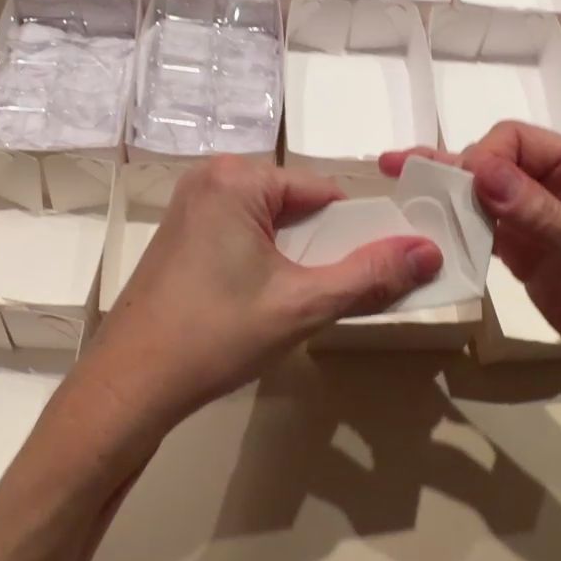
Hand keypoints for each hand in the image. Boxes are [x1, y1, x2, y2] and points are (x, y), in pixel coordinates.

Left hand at [83, 157, 441, 432]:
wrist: (131, 383)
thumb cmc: (215, 335)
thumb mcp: (302, 305)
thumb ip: (369, 275)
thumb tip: (430, 251)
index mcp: (237, 178)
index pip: (323, 193)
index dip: (354, 232)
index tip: (373, 271)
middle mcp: (210, 177)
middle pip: (295, 205)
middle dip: (321, 247)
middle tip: (332, 294)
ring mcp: (189, 205)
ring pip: (268, 222)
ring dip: (294, 258)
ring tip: (298, 303)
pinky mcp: (179, 234)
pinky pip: (240, 233)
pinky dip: (263, 260)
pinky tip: (264, 301)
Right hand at [383, 123, 560, 399]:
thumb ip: (540, 214)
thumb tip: (480, 169)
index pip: (518, 140)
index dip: (484, 156)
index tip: (459, 188)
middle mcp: (558, 189)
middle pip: (494, 163)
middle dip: (451, 168)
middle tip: (398, 172)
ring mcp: (540, 225)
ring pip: (483, 198)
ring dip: (446, 197)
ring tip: (400, 194)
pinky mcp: (527, 258)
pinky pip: (485, 235)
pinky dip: (458, 233)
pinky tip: (428, 233)